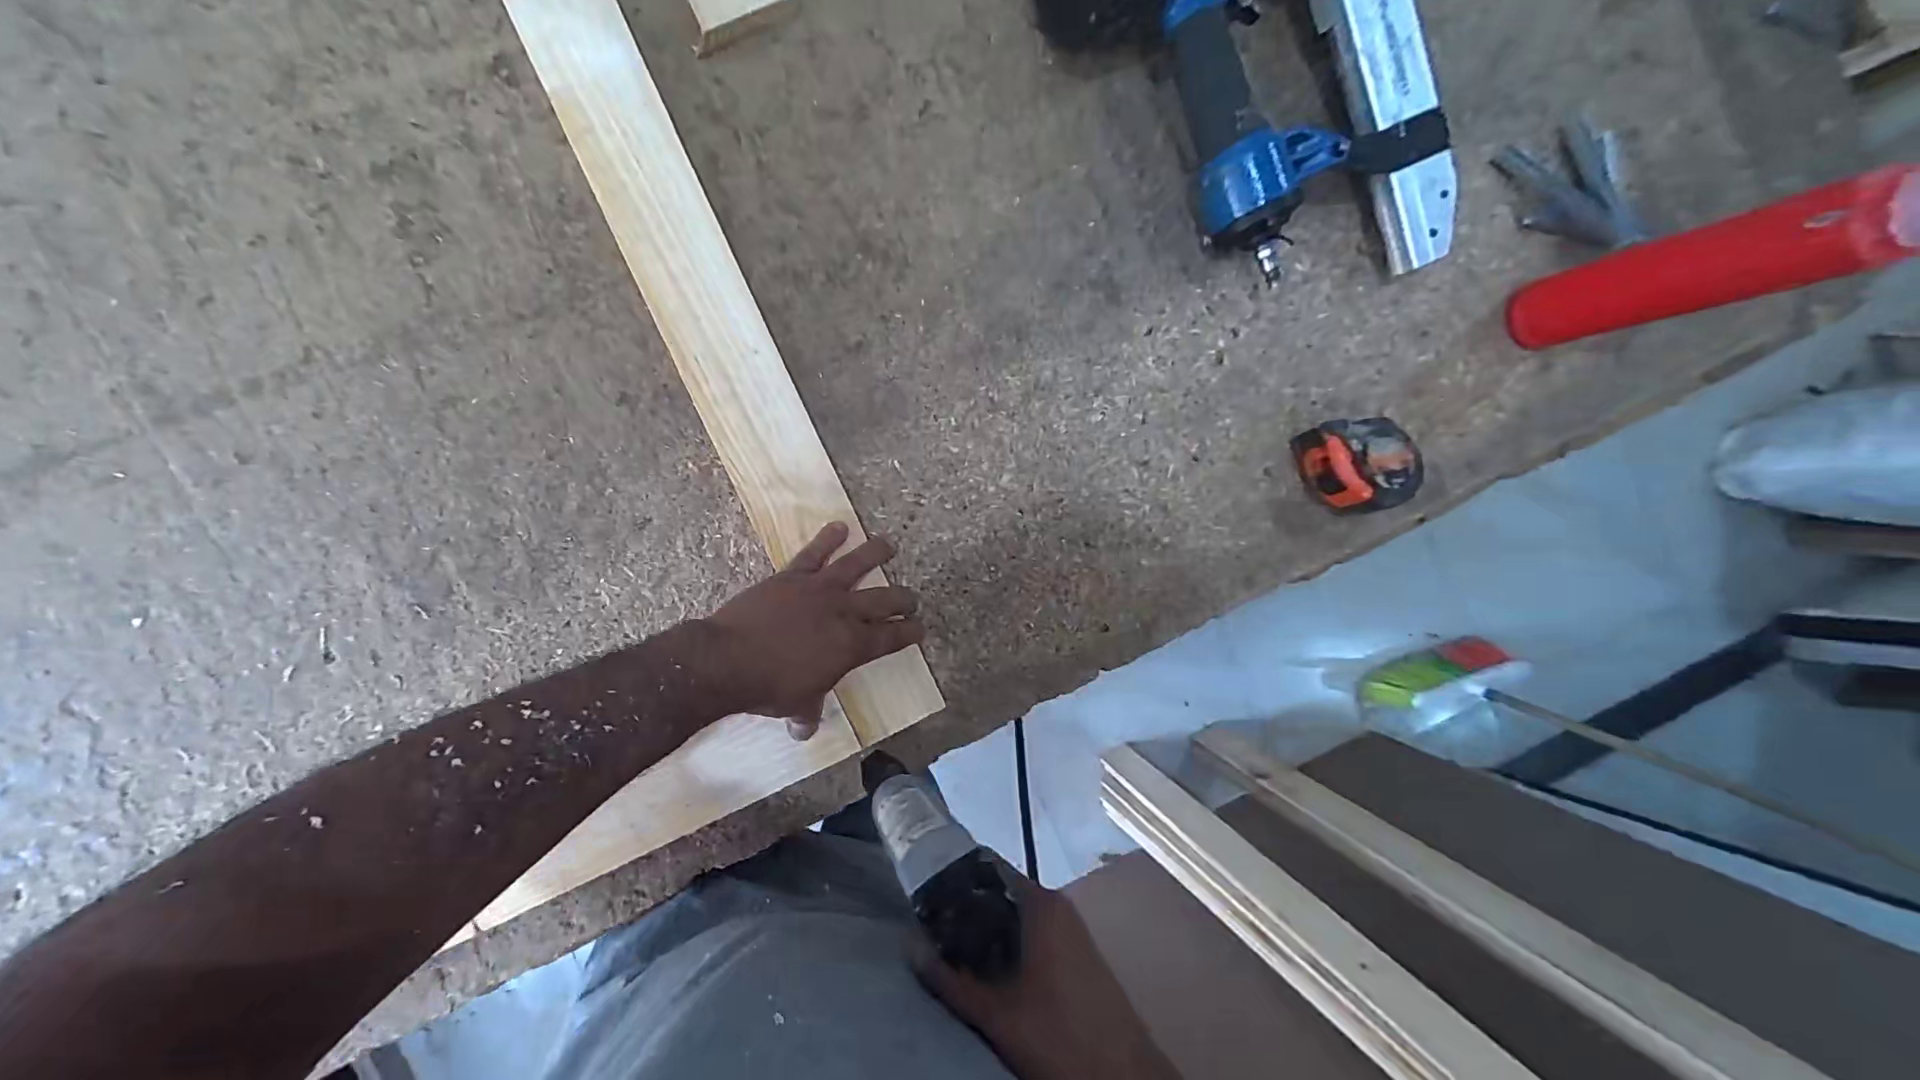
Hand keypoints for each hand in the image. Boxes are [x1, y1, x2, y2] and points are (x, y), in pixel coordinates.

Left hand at [702, 522, 924, 737]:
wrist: (728, 660)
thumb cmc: (769, 688)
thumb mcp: (797, 705)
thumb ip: (807, 713)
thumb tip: (804, 731)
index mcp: (852, 646)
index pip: (892, 637)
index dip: (910, 631)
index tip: (920, 628)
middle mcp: (844, 612)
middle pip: (884, 599)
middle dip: (903, 598)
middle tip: (911, 598)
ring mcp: (819, 590)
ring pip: (856, 564)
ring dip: (876, 553)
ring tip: (889, 545)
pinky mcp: (792, 576)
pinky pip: (815, 552)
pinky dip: (828, 538)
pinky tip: (839, 526)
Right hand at [913, 860, 1179, 1079]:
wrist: (1126, 1077)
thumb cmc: (1060, 1036)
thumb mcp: (996, 1014)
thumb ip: (949, 981)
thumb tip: (908, 946)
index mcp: (1040, 904)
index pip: (988, 867)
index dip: (954, 878)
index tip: (925, 896)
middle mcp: (1057, 905)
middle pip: (1000, 891)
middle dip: (966, 909)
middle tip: (932, 930)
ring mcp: (1070, 927)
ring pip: (1017, 915)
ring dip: (986, 930)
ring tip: (952, 951)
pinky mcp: (1076, 951)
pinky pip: (1033, 932)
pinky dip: (1008, 943)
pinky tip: (988, 971)